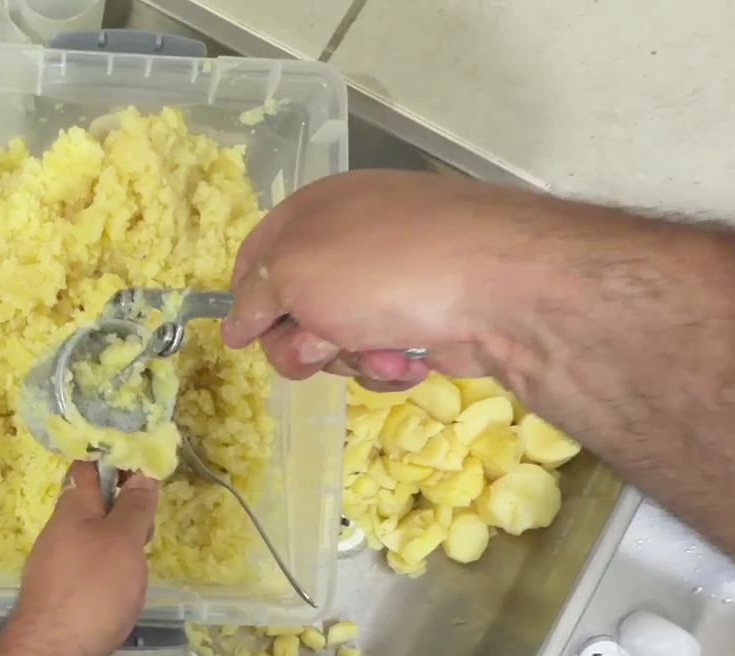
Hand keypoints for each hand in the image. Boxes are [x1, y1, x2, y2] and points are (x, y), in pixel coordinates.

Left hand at [0, 462, 159, 655]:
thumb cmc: (91, 590)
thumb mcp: (122, 541)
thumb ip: (134, 507)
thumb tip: (142, 475)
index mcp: (71, 508)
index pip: (88, 466)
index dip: (115, 457)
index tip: (145, 462)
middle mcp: (61, 532)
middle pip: (95, 503)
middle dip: (126, 504)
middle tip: (150, 520)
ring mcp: (60, 564)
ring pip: (96, 537)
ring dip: (122, 540)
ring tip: (143, 553)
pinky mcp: (66, 593)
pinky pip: (93, 567)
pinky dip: (113, 568)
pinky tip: (128, 585)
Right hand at [220, 170, 612, 388]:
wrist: (502, 287)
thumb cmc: (381, 269)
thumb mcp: (292, 274)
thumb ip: (251, 300)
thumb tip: (233, 326)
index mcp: (311, 213)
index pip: (251, 260)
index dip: (245, 303)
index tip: (248, 336)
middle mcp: (344, 242)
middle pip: (286, 312)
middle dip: (298, 342)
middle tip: (320, 346)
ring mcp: (382, 281)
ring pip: (327, 341)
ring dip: (344, 357)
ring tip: (378, 348)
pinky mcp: (414, 316)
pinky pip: (370, 353)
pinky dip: (382, 364)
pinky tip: (407, 356)